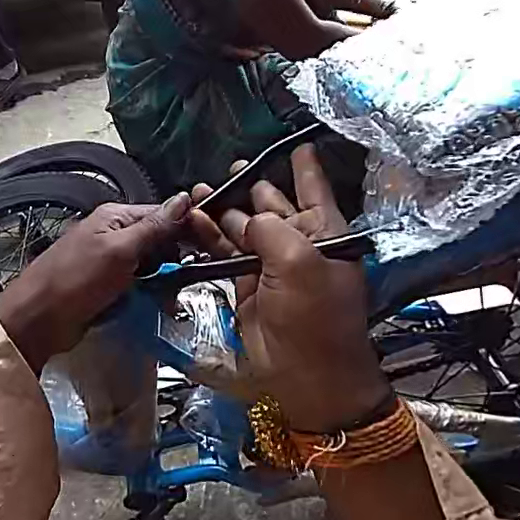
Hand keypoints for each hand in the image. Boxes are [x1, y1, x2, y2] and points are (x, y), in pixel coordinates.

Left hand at [0, 194, 192, 370]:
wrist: (38, 319)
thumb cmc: (77, 280)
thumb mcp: (120, 250)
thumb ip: (153, 228)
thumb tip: (185, 198)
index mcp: (115, 217)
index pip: (162, 215)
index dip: (187, 230)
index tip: (212, 248)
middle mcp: (114, 234)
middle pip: (159, 241)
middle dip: (176, 262)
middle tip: (190, 282)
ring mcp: (110, 261)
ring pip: (152, 266)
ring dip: (164, 283)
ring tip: (171, 301)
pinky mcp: (108, 286)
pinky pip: (139, 285)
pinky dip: (150, 295)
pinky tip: (159, 308)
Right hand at [188, 145, 389, 431]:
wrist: (306, 374)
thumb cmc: (315, 317)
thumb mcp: (300, 263)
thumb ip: (271, 229)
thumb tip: (246, 218)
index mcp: (325, 235)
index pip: (314, 192)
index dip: (306, 168)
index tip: (301, 145)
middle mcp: (298, 244)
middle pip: (272, 205)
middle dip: (252, 186)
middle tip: (230, 169)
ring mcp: (270, 264)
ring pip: (243, 227)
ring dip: (223, 209)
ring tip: (201, 189)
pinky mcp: (247, 282)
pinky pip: (226, 251)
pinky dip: (210, 236)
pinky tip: (194, 219)